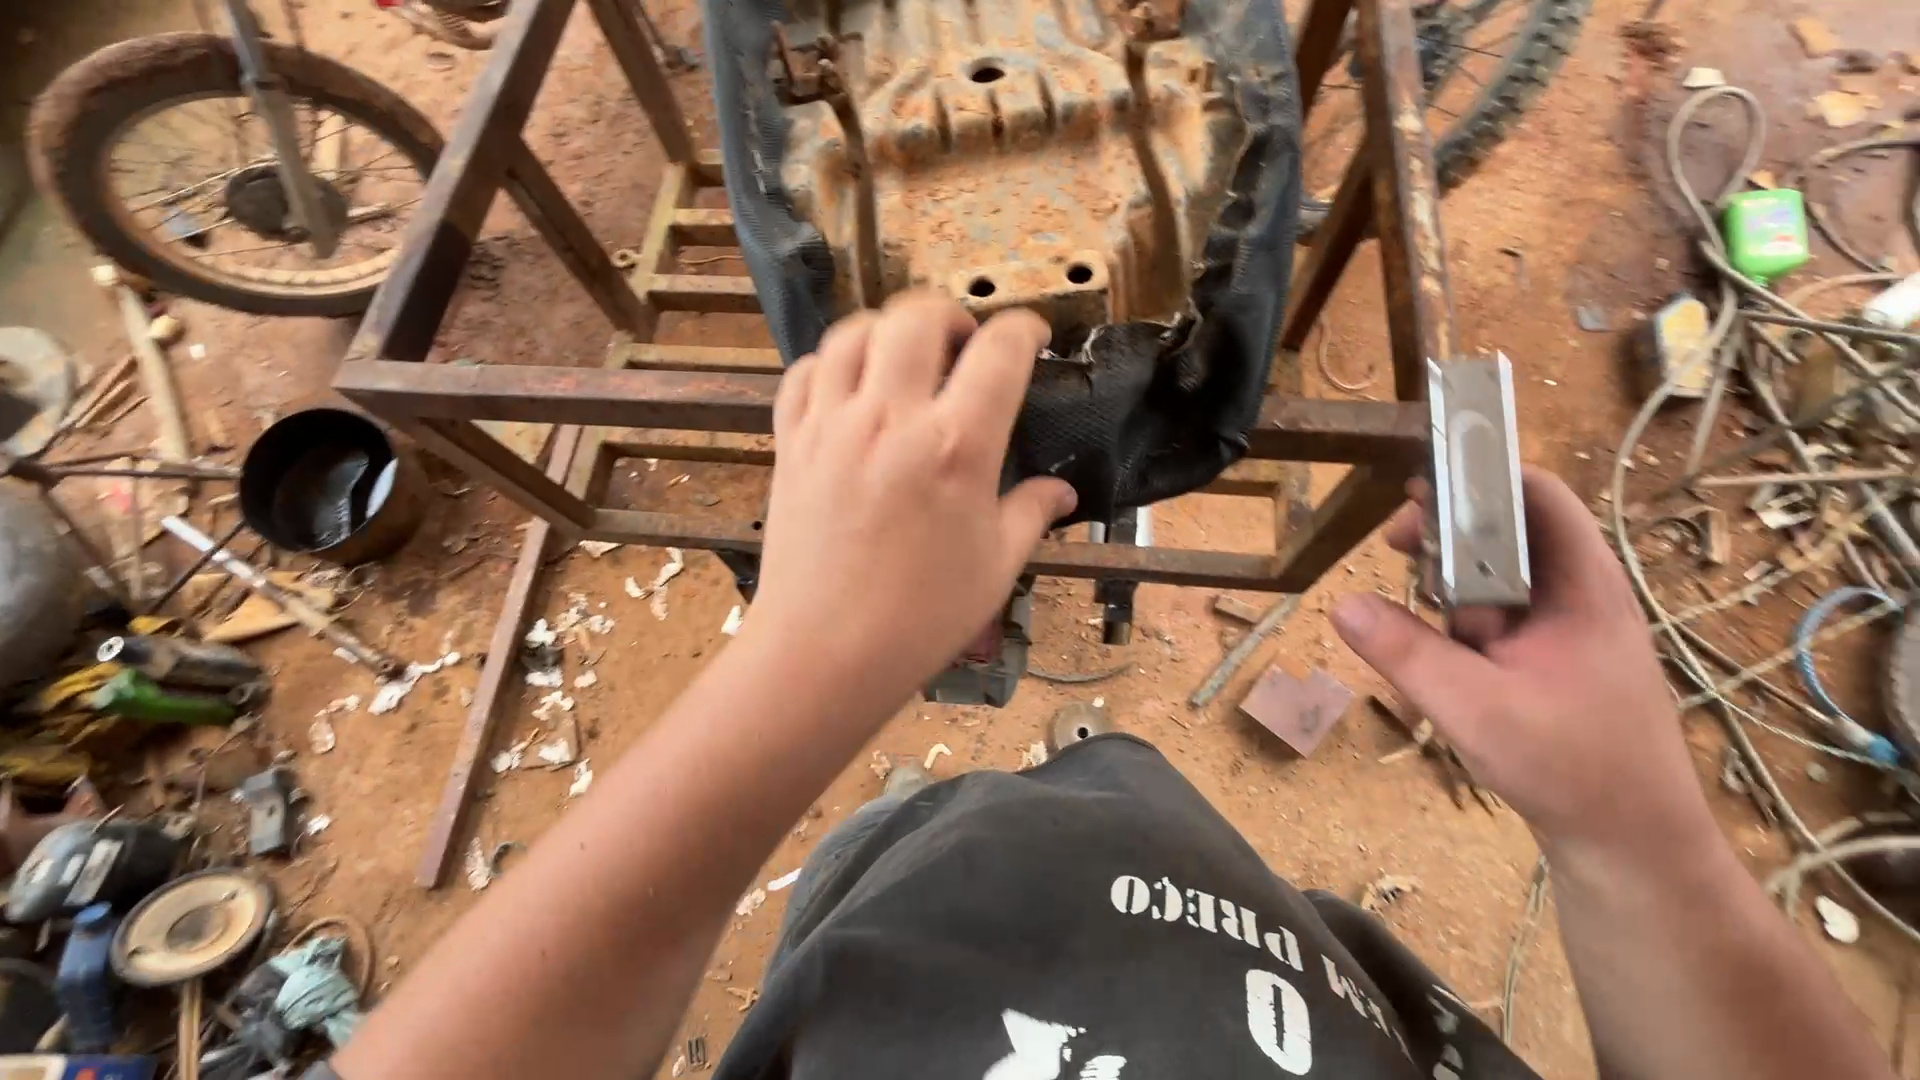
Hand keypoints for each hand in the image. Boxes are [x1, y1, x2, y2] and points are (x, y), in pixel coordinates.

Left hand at [741, 292, 1076, 704]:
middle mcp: (891, 418)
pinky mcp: (791, 442)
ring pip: (855, 332)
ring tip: (906, 357)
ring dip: (888, 329)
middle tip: (964, 344)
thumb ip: (1031, 513)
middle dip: (951, 314)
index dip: (1024, 329)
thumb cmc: (920, 618)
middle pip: (918, 316)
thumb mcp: (996, 566)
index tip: (1032, 337)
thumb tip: (1062, 491)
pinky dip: (832, 363)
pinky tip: (850, 386)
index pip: (1000, 351)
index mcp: (956, 446)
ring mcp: (832, 425)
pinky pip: (805, 372)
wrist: (824, 652)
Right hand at [1330, 466, 1716, 867]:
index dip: (1478, 478)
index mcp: (1582, 589)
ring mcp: (1561, 630)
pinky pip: (1491, 617)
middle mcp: (1576, 597)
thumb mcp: (1474, 707)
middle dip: (1445, 533)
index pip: (1538, 496)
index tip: (1415, 494)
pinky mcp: (1545, 660)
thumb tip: (1343, 603)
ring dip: (1447, 585)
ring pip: (1494, 577)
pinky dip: (1454, 623)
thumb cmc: (1570, 769)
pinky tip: (1435, 658)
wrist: (1630, 845)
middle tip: (1394, 549)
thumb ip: (1407, 652)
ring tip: (1412, 617)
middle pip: (1508, 531)